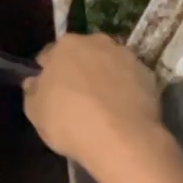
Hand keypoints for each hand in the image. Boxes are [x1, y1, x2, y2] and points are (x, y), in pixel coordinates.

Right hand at [22, 34, 171, 177]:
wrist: (121, 139)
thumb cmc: (69, 122)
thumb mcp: (35, 112)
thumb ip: (33, 92)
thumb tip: (34, 82)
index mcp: (66, 46)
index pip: (50, 54)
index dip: (47, 72)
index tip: (48, 90)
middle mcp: (97, 42)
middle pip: (83, 54)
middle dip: (78, 69)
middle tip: (76, 96)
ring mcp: (126, 57)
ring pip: (109, 64)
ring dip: (104, 77)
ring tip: (102, 105)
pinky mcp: (149, 74)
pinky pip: (130, 79)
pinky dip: (125, 89)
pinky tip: (122, 111)